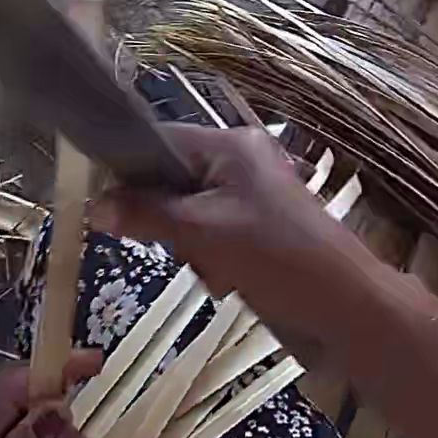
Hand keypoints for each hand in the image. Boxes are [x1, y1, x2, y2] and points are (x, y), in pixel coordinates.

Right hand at [99, 124, 379, 335]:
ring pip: (191, 211)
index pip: (163, 138)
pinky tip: (229, 278)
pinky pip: (214, 230)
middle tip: (181, 247)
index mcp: (231, 144)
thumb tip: (95, 205)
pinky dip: (213, 255)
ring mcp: (252, 191)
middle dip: (169, 219)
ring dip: (192, 245)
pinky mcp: (259, 222)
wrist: (342, 300)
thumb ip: (147, 214)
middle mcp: (241, 159)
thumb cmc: (274, 254)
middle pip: (175, 178)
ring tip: (215, 267)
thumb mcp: (202, 233)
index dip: (130, 166)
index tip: (104, 202)